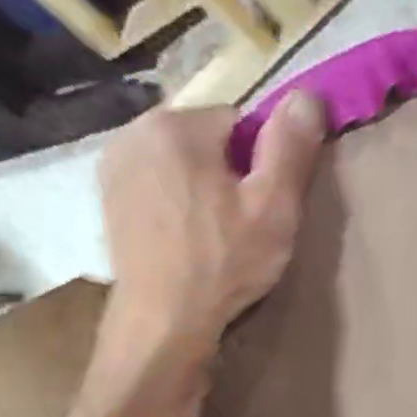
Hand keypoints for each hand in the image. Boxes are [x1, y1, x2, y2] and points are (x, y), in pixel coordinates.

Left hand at [92, 92, 324, 383]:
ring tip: (214, 235)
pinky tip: (185, 239)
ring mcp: (113, 165)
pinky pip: (156, 183)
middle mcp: (133, 130)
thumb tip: (309, 95)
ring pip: (179, 162)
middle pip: (206, 139)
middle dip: (228, 172)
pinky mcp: (107, 197)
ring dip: (201, 187)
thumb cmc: (224, 264)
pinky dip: (175, 202)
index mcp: (176, 125)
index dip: (261, 163)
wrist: (164, 321)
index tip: (263, 204)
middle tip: (242, 224)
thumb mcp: (274, 208)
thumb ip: (290, 149)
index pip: (239, 121)